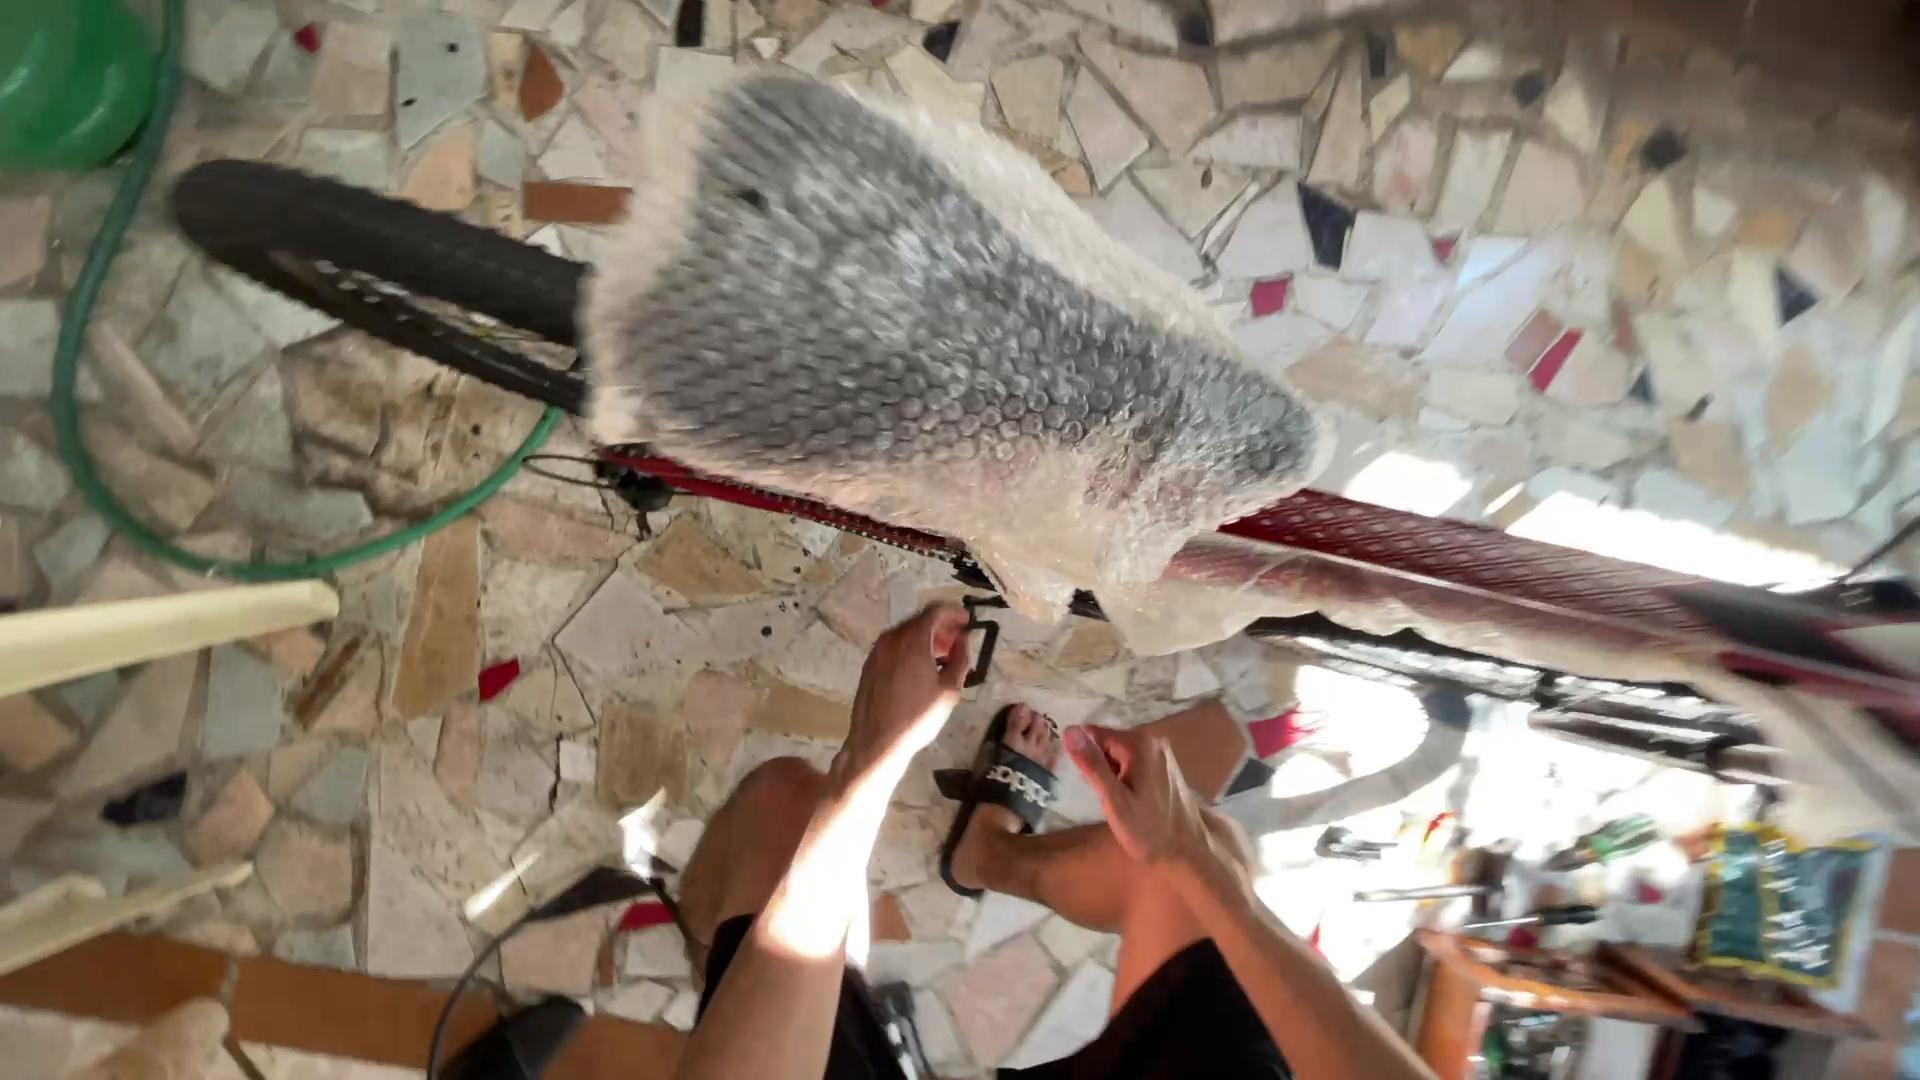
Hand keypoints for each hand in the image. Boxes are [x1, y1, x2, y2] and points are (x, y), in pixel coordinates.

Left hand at [835, 603, 970, 784]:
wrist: (878, 741)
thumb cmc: (918, 716)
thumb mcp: (950, 690)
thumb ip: (960, 659)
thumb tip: (962, 640)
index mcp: (912, 639)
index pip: (935, 611)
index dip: (954, 612)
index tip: (967, 621)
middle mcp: (891, 638)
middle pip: (919, 620)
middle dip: (940, 626)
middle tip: (956, 641)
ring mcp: (877, 651)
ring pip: (905, 633)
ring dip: (925, 637)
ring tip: (941, 656)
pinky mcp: (870, 665)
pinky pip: (894, 646)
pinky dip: (910, 647)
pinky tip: (920, 667)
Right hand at [1064, 725, 1228, 872]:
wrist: (1188, 852)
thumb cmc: (1148, 830)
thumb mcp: (1114, 800)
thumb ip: (1092, 764)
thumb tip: (1068, 730)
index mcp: (1138, 743)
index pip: (1093, 734)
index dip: (1085, 757)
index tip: (1089, 783)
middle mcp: (1151, 740)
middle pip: (1107, 742)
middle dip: (1099, 766)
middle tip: (1107, 797)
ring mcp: (1160, 752)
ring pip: (1118, 753)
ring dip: (1111, 773)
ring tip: (1119, 801)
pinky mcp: (1163, 765)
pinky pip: (1132, 761)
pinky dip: (1124, 777)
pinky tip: (1131, 799)